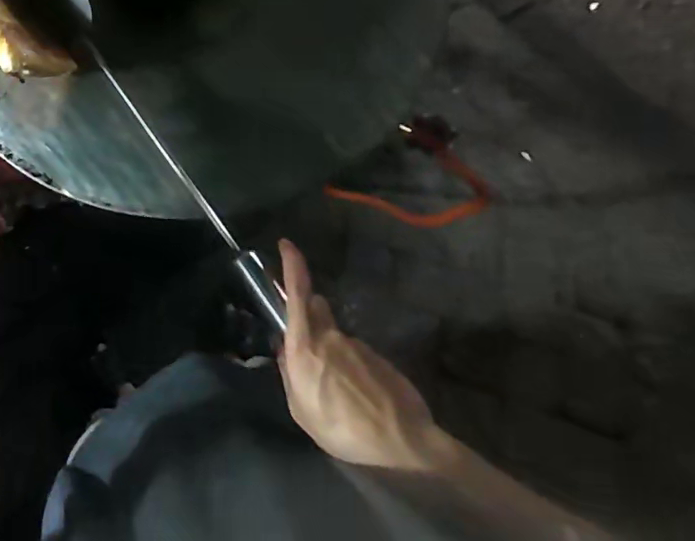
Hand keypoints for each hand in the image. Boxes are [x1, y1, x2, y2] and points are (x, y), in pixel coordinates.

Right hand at [277, 239, 450, 470]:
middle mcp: (331, 338)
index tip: (287, 244)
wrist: (407, 449)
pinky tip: (362, 400)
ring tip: (340, 393)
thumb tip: (287, 353)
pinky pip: (361, 360)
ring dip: (333, 354)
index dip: (292, 266)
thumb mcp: (300, 409)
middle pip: (316, 312)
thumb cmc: (342, 429)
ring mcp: (361, 349)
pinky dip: (356, 372)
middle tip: (307, 343)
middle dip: (309, 316)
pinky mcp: (384, 363)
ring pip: (338, 341)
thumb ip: (289, 375)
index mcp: (304, 345)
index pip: (297, 294)